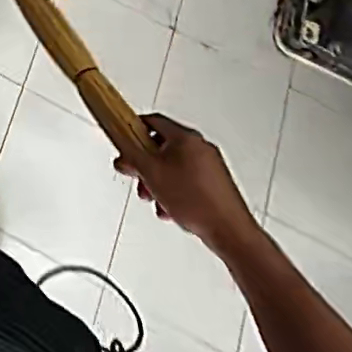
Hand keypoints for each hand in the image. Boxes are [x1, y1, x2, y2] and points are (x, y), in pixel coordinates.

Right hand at [114, 113, 259, 253]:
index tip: (125, 139)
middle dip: (146, 164)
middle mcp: (200, 146)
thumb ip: (132, 160)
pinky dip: (175, 191)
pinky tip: (171, 209)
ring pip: (174, 166)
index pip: (153, 121)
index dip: (134, 130)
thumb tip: (123, 153)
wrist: (228, 229)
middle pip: (162, 146)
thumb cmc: (197, 200)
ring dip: (159, 181)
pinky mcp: (216, 183)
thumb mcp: (151, 174)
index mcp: (185, 137)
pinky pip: (188, 180)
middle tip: (139, 176)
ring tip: (156, 198)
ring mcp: (210, 165)